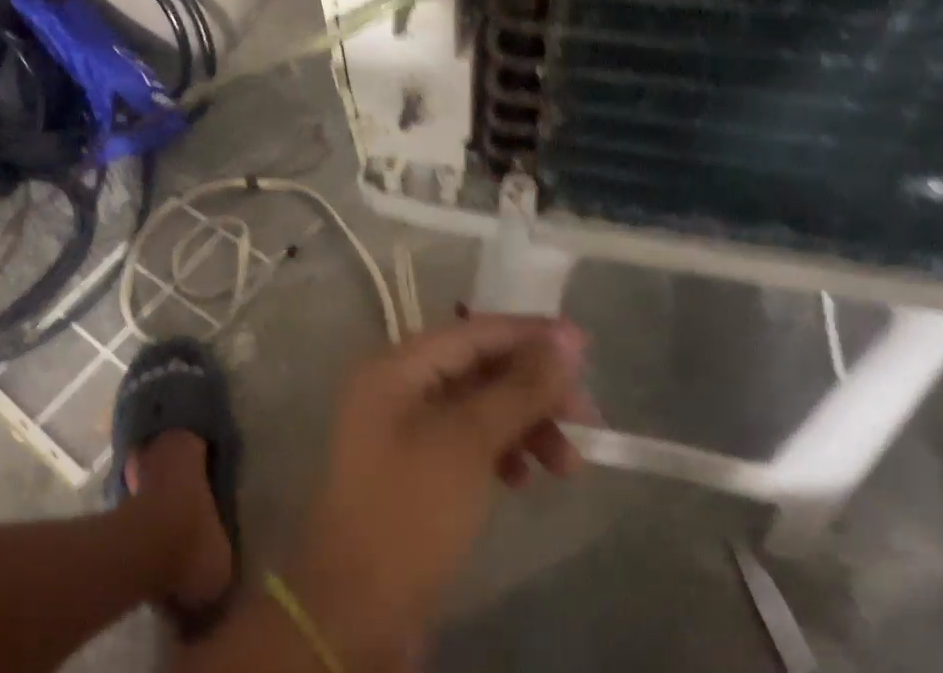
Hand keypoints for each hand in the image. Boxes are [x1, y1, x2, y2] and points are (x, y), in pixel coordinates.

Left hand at [285, 316, 591, 665]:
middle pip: (478, 368)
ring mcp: (403, 432)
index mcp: (395, 367)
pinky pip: (468, 443)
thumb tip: (568, 340)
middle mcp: (396, 389)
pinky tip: (524, 480)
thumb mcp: (469, 442)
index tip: (586, 348)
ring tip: (567, 465)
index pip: (473, 331)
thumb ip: (519, 387)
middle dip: (533, 390)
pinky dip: (501, 452)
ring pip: (478, 409)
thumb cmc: (411, 510)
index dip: (530, 335)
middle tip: (585, 418)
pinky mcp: (415, 471)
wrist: (356, 611)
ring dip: (525, 426)